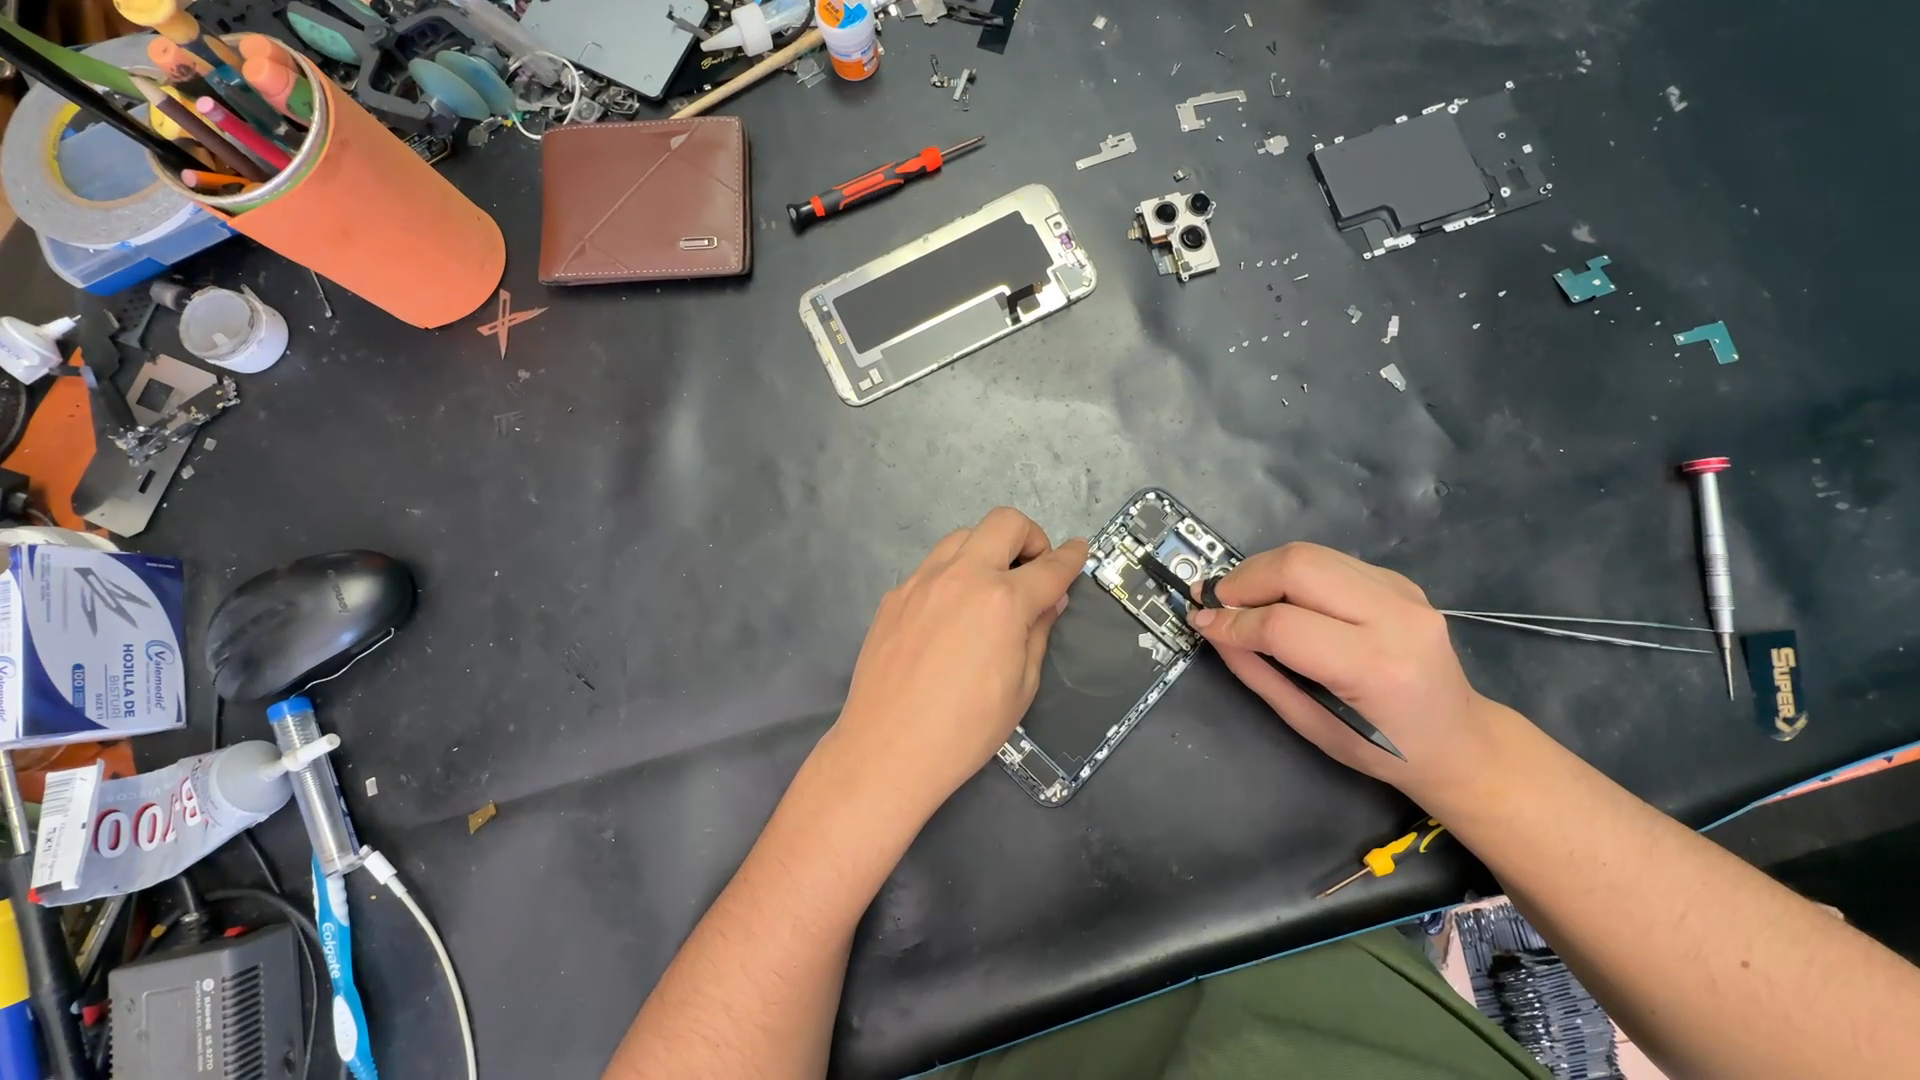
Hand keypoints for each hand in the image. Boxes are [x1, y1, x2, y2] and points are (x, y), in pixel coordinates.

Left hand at [825, 508, 1087, 816]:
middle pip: (1004, 523)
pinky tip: (950, 614)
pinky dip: (952, 576)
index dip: (1072, 557)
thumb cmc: (966, 730)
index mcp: (1003, 602)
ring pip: (962, 536)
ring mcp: (922, 582)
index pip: (1050, 567)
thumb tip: (1048, 602)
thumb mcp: (1021, 688)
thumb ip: (1037, 634)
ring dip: (987, 550)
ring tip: (990, 588)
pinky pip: (931, 567)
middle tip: (1033, 570)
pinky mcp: (894, 595)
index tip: (1079, 550)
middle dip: (1030, 537)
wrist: (888, 748)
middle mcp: (962, 577)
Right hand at [1186, 542, 1514, 803]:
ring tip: (1241, 598)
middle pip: (1298, 567)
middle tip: (1217, 601)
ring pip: (1310, 554)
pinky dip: (1290, 573)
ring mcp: (1401, 591)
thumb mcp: (1309, 723)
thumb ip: (1257, 672)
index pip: (1283, 624)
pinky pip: (1328, 561)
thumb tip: (1213, 629)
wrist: (1460, 738)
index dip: (1232, 621)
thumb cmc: (1383, 748)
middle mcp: (1394, 617)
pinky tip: (1280, 598)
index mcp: (1375, 666)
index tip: (1201, 621)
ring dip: (1264, 571)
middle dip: (1245, 580)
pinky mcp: (1398, 580)